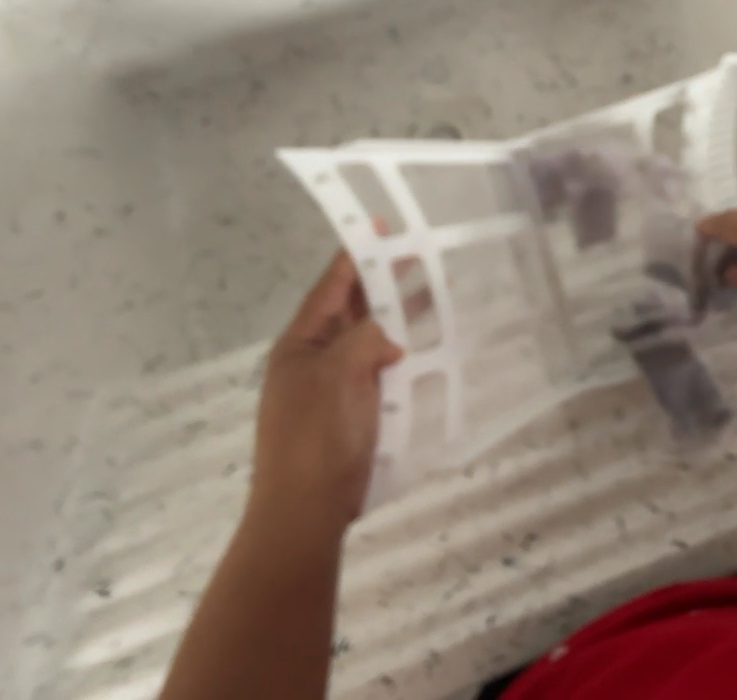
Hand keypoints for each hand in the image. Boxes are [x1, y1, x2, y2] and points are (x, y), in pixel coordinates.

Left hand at [246, 253, 403, 548]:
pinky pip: (385, 368)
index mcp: (301, 344)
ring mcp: (338, 384)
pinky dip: (407, 352)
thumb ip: (367, 340)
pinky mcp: (358, 408)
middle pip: (354, 308)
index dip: (355, 256)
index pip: (330, 287)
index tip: (378, 227)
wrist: (307, 508)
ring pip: (374, 337)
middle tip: (418, 255)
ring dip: (401, 315)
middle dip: (384, 282)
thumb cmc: (316, 435)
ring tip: (435, 291)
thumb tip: (390, 342)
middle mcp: (317, 358)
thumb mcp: (338, 374)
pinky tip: (431, 345)